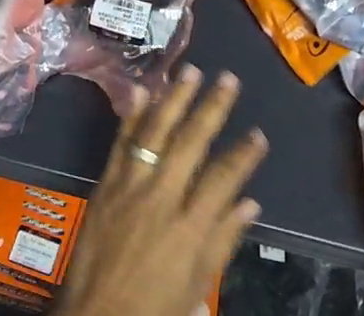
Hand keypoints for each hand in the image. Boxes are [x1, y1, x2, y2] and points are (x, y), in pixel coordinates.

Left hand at [55, 66, 269, 315]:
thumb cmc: (154, 307)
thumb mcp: (197, 284)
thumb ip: (223, 240)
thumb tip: (250, 203)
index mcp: (189, 228)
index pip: (223, 179)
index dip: (243, 154)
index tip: (258, 133)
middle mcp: (161, 199)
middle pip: (191, 144)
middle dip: (212, 108)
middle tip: (228, 79)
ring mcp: (129, 188)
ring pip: (156, 134)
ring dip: (174, 99)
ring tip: (190, 71)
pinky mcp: (105, 187)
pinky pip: (121, 145)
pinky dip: (133, 117)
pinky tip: (142, 92)